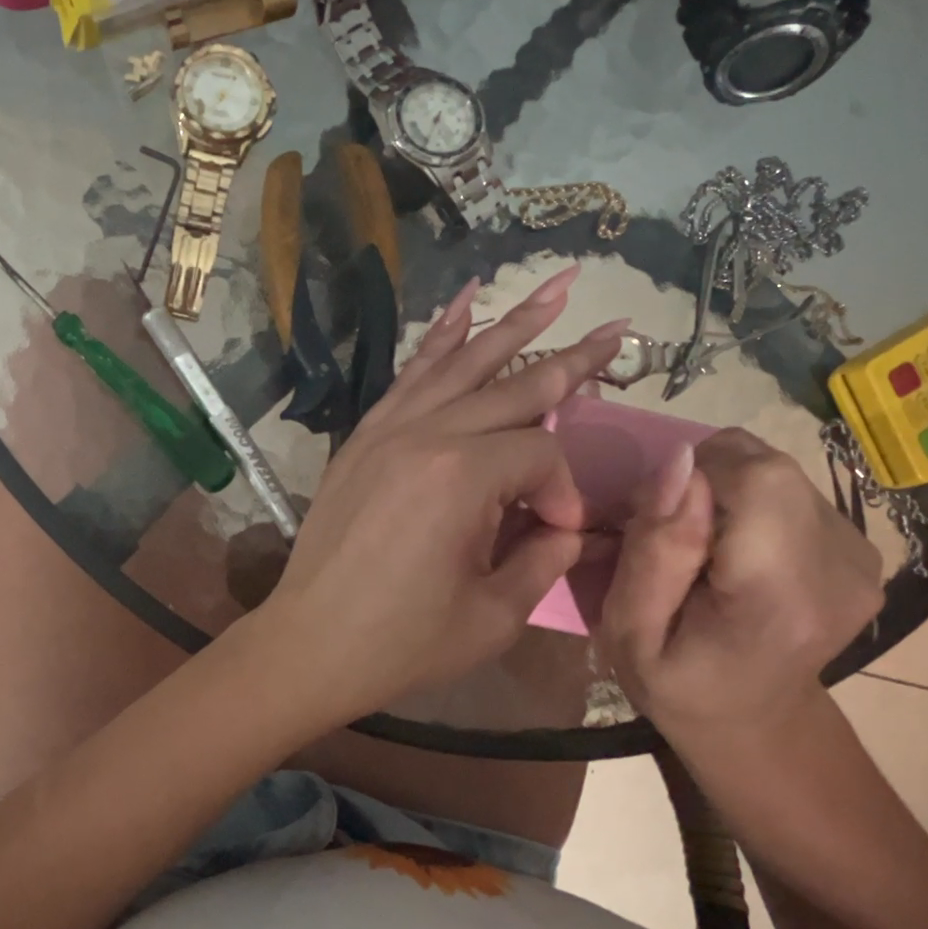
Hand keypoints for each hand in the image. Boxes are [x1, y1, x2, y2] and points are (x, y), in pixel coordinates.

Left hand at [258, 264, 629, 721]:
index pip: (542, 455)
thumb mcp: (494, 614)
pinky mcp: (361, 441)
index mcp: (462, 477)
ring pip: (457, 366)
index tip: (557, 533)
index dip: (564, 491)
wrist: (310, 642)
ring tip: (553, 286)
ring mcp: (385, 433)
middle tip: (617, 326)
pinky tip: (460, 309)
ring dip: (508, 326)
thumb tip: (565, 527)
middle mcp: (424, 437)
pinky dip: (436, 342)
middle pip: (510, 388)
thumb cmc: (402, 642)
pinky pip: (406, 379)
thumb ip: (543, 558)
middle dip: (570, 360)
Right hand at [598, 428, 884, 738]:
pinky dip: (749, 508)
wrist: (749, 720)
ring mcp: (863, 558)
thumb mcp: (630, 627)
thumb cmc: (673, 681)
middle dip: (706, 482)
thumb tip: (680, 460)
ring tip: (703, 551)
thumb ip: (656, 546)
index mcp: (781, 595)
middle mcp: (842, 568)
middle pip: (769, 467)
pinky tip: (734, 555)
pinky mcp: (863, 549)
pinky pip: (791, 492)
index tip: (658, 520)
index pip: (757, 477)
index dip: (695, 478)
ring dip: (726, 495)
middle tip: (673, 538)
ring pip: (777, 473)